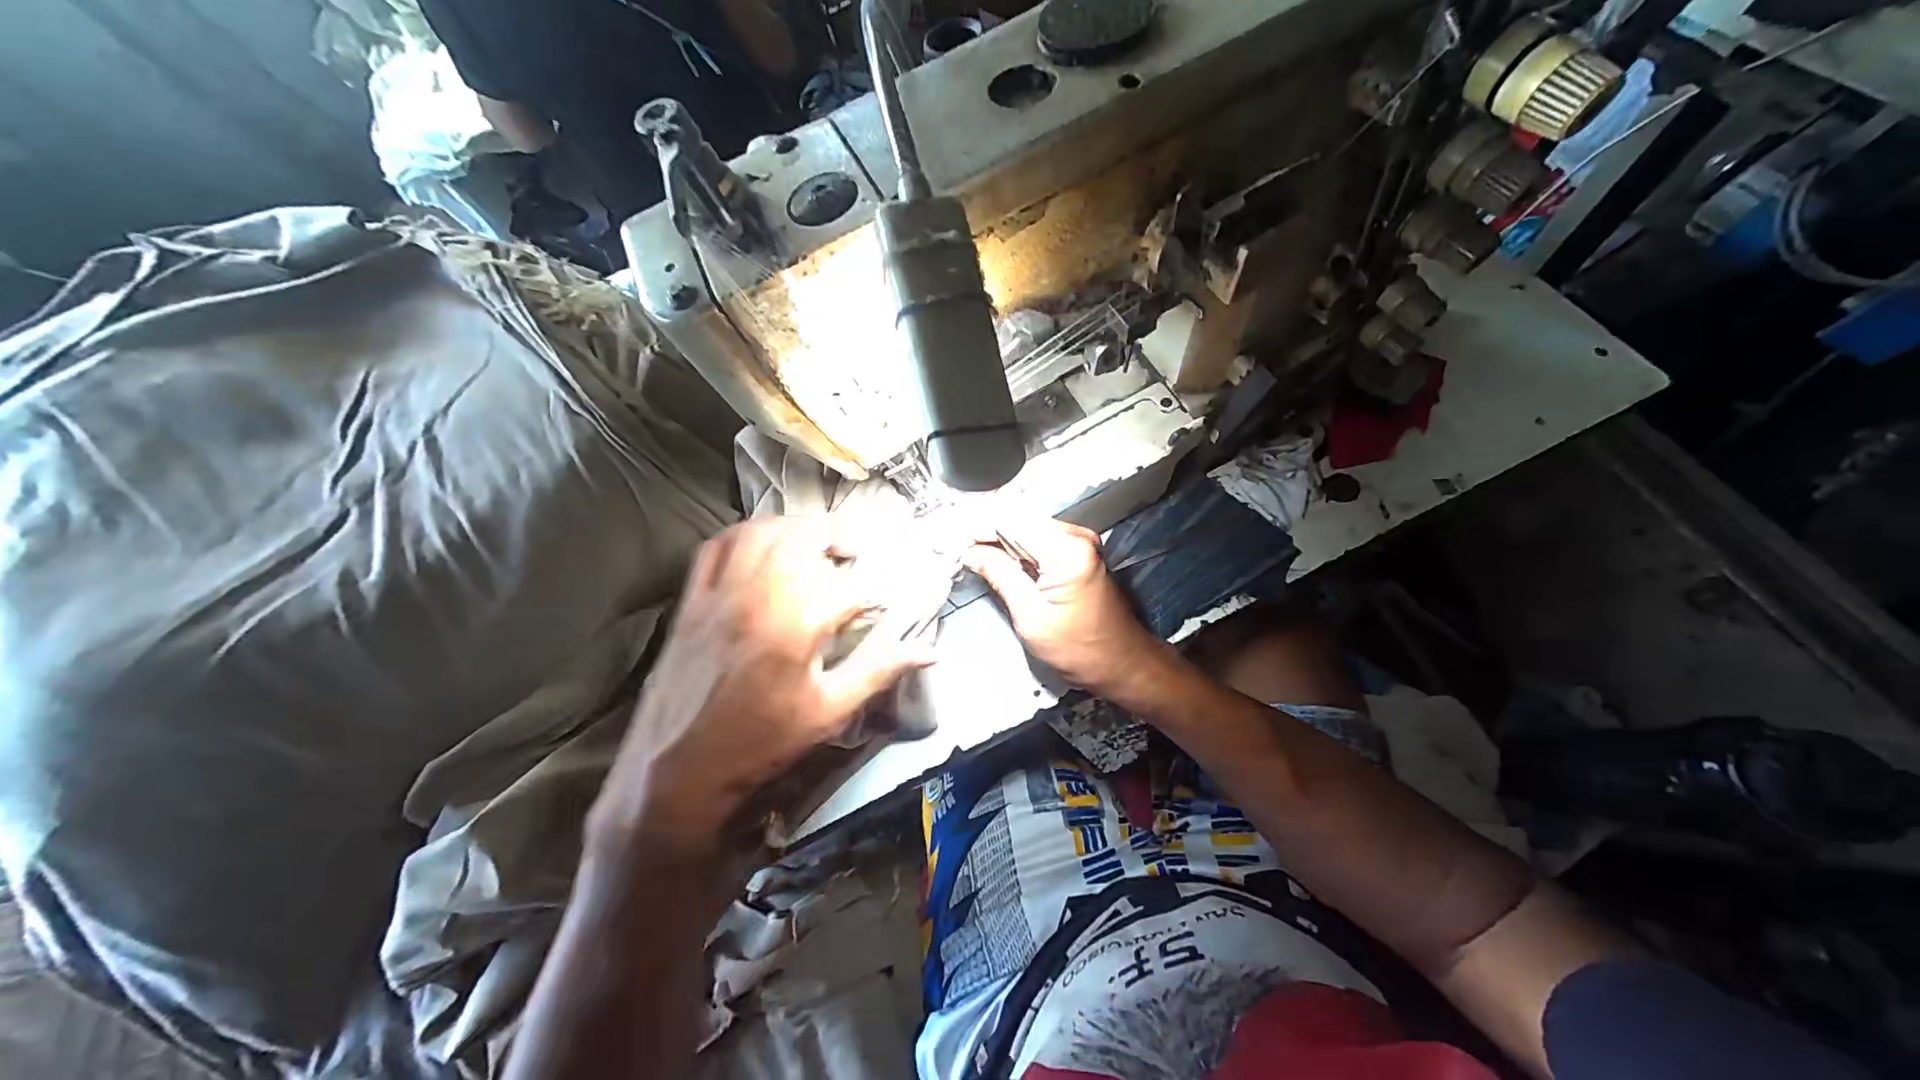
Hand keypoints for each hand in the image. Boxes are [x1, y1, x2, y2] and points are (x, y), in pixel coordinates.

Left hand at [593, 519, 931, 852]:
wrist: (678, 767)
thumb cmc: (761, 743)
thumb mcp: (828, 712)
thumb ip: (878, 670)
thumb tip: (927, 649)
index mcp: (796, 625)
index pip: (853, 584)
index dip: (882, 584)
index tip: (893, 592)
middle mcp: (757, 596)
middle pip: (804, 537)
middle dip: (839, 534)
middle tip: (858, 549)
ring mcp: (720, 593)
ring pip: (760, 531)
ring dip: (794, 526)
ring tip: (816, 539)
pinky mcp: (692, 599)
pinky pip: (716, 546)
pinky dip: (744, 533)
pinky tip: (763, 542)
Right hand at [961, 517, 1173, 697]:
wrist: (1122, 662)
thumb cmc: (1084, 651)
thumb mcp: (1032, 618)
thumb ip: (1001, 576)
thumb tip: (972, 552)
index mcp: (1067, 552)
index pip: (1009, 521)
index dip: (975, 526)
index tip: (948, 536)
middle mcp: (1076, 537)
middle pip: (1016, 519)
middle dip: (983, 531)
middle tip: (952, 545)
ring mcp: (1079, 542)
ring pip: (1024, 527)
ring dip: (996, 538)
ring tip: (967, 551)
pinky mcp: (1077, 550)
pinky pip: (1037, 539)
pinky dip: (1013, 547)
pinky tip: (993, 558)